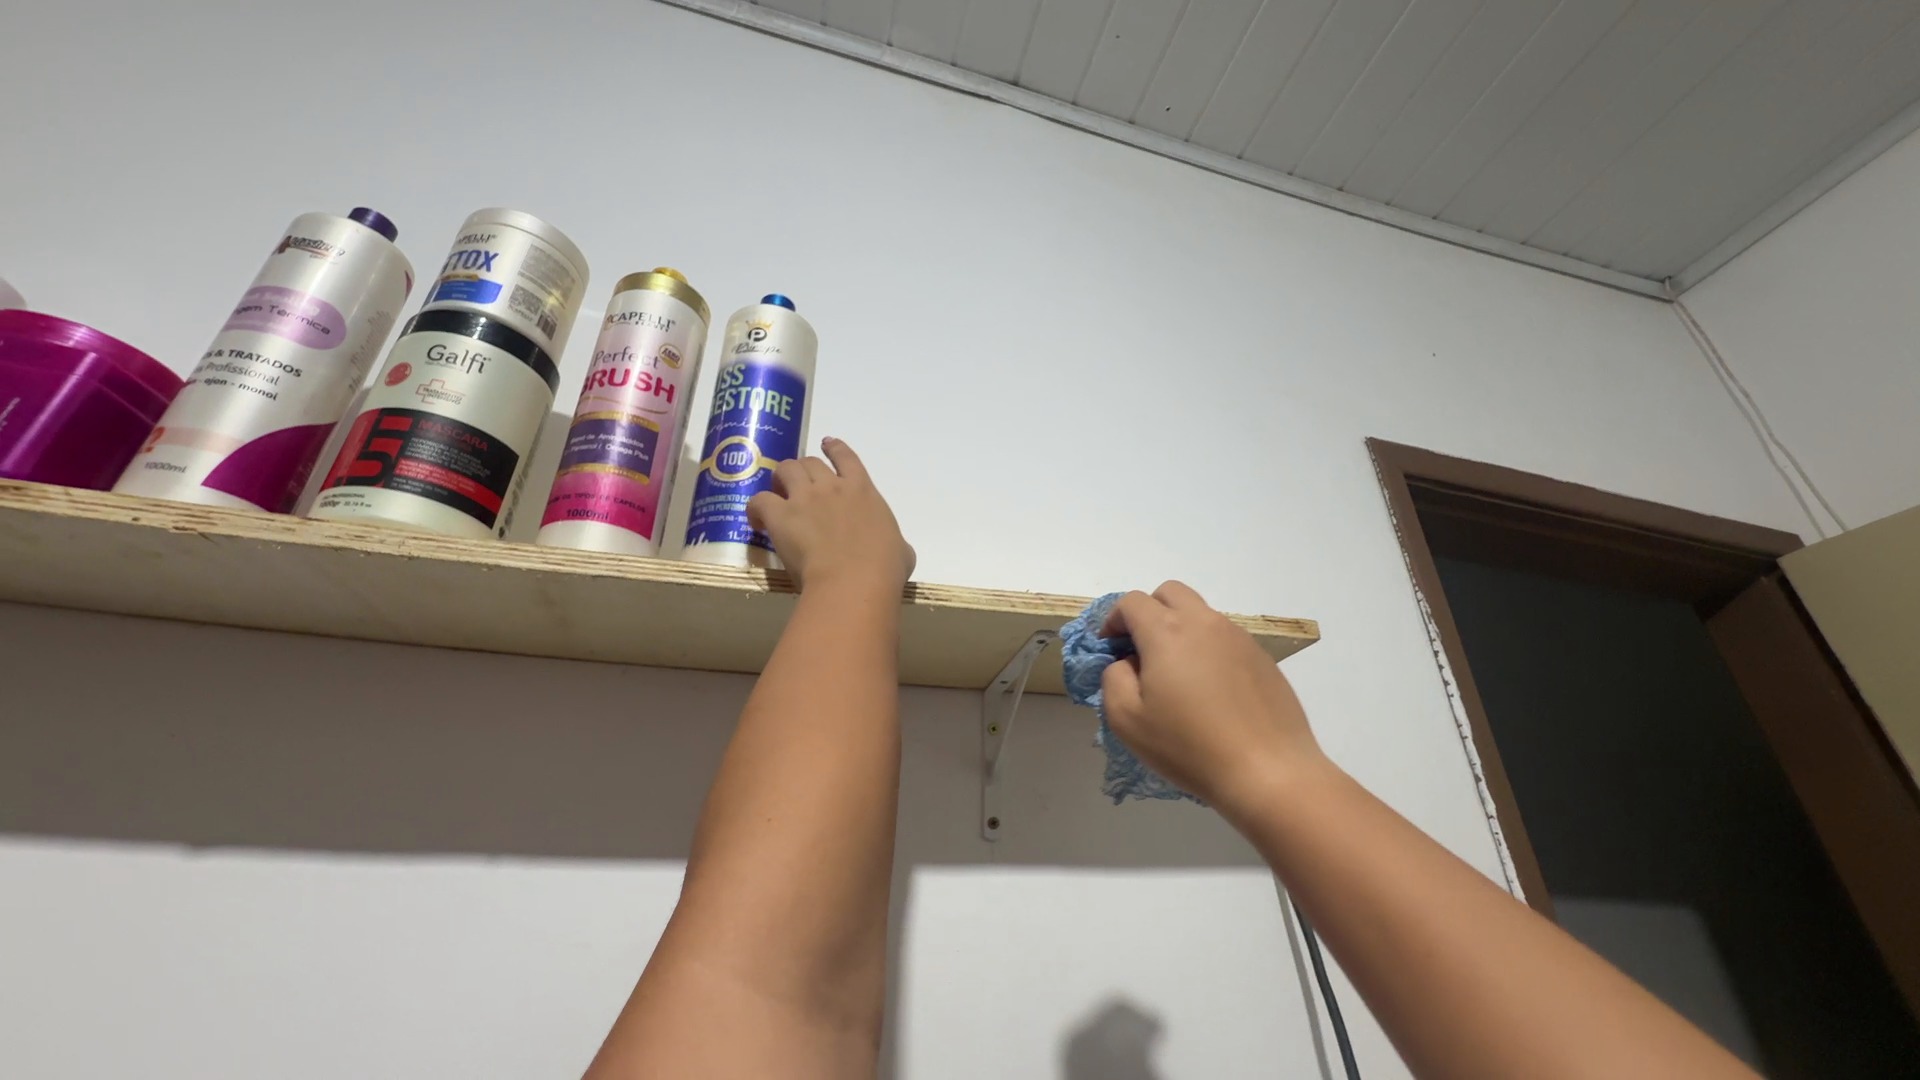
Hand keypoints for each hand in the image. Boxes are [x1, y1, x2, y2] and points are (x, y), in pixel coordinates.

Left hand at [747, 438, 913, 593]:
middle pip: (809, 462)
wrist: (856, 580)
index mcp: (863, 491)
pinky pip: (760, 500)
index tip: (827, 444)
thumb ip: (893, 541)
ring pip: (784, 470)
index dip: (834, 449)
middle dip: (802, 471)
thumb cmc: (885, 568)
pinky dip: (756, 508)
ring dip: (779, 479)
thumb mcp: (901, 550)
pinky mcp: (782, 516)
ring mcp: (805, 498)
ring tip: (777, 495)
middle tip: (797, 487)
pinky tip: (758, 520)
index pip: (846, 457)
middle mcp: (832, 487)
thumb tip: (894, 550)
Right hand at [1100, 582, 1324, 814]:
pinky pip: (1225, 638)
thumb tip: (1129, 663)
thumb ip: (1114, 678)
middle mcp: (1204, 622)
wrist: (1268, 771)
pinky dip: (1208, 650)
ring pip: (1200, 614)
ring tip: (1178, 676)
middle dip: (1148, 613)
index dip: (1113, 620)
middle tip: (1141, 651)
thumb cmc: (1189, 746)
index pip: (1132, 602)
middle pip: (1169, 593)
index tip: (1110, 649)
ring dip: (1180, 630)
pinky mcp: (1262, 658)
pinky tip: (1211, 693)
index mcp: (1167, 631)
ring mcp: (1238, 638)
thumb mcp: (1127, 719)